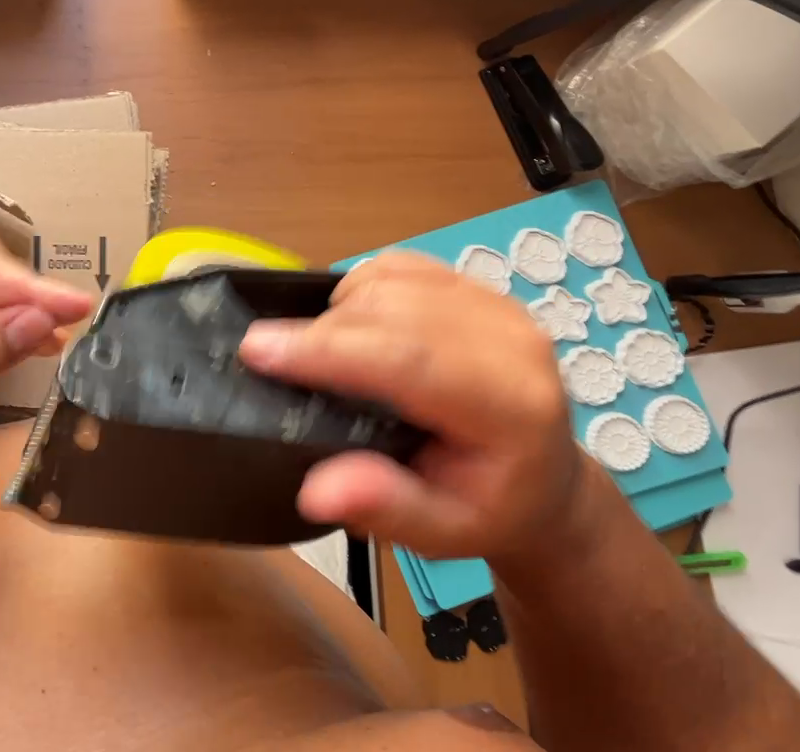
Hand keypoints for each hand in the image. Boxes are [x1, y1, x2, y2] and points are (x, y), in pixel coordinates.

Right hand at [238, 251, 587, 562]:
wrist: (544, 479)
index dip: (326, 349)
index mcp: (510, 406)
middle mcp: (510, 340)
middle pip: (390, 309)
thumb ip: (384, 508)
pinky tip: (353, 325)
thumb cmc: (488, 507)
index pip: (406, 358)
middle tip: (276, 364)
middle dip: (319, 331)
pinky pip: (397, 266)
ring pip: (387, 279)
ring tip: (322, 352)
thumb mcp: (442, 533)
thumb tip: (317, 490)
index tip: (255, 349)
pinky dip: (358, 287)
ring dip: (337, 309)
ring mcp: (496, 304)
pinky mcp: (476, 286)